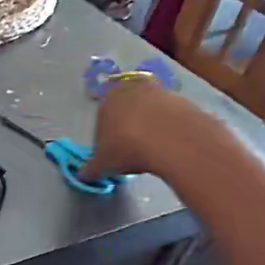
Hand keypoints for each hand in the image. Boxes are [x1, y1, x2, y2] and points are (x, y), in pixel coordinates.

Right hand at [81, 77, 225, 182]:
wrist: (172, 139)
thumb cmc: (127, 148)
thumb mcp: (102, 165)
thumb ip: (90, 169)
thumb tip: (83, 175)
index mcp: (106, 101)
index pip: (101, 118)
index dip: (105, 138)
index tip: (112, 154)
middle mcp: (131, 89)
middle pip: (126, 110)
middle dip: (128, 127)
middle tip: (132, 150)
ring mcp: (158, 91)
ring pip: (149, 110)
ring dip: (149, 126)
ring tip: (152, 149)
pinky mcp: (182, 98)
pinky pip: (170, 114)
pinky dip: (168, 127)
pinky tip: (169, 145)